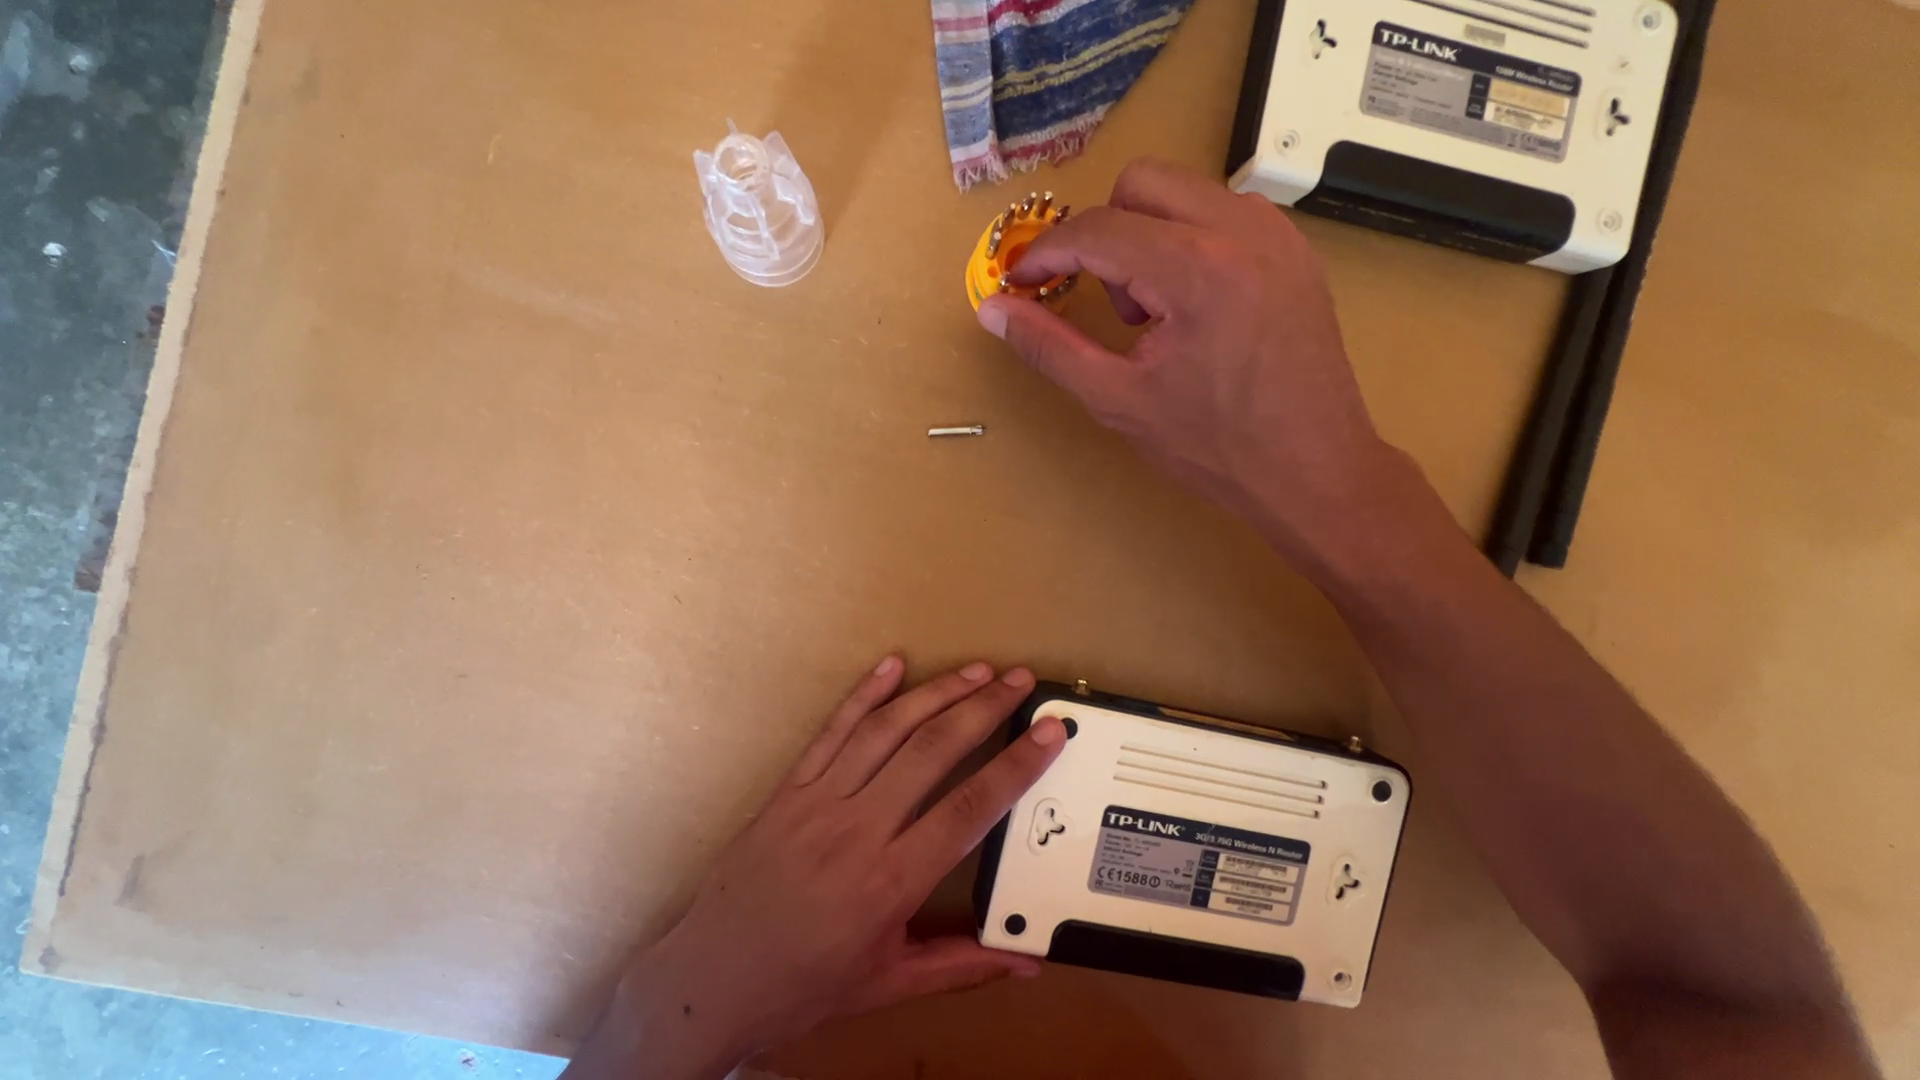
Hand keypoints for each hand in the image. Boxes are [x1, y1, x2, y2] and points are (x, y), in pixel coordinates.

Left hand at [564, 658, 1067, 1079]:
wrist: (710, 979)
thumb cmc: (803, 986)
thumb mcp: (889, 983)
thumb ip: (962, 966)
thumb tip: (1027, 961)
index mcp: (890, 881)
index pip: (968, 808)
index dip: (1015, 765)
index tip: (1049, 732)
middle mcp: (856, 830)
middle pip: (932, 751)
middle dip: (983, 708)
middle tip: (1021, 680)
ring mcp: (817, 801)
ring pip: (885, 731)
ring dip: (935, 693)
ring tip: (977, 670)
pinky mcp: (788, 789)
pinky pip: (830, 732)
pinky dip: (863, 694)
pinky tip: (891, 665)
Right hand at [978, 158, 1404, 569]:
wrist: (1314, 471)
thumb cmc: (1215, 448)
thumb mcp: (1117, 401)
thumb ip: (1049, 347)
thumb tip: (992, 309)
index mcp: (1194, 269)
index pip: (1096, 229)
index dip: (1045, 253)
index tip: (1021, 282)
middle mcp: (1241, 230)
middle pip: (1139, 184)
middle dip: (1104, 235)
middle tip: (1114, 307)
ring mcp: (1277, 235)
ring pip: (1184, 191)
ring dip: (1149, 235)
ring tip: (1158, 314)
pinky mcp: (1296, 251)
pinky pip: (1224, 213)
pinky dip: (1190, 242)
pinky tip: (1196, 308)